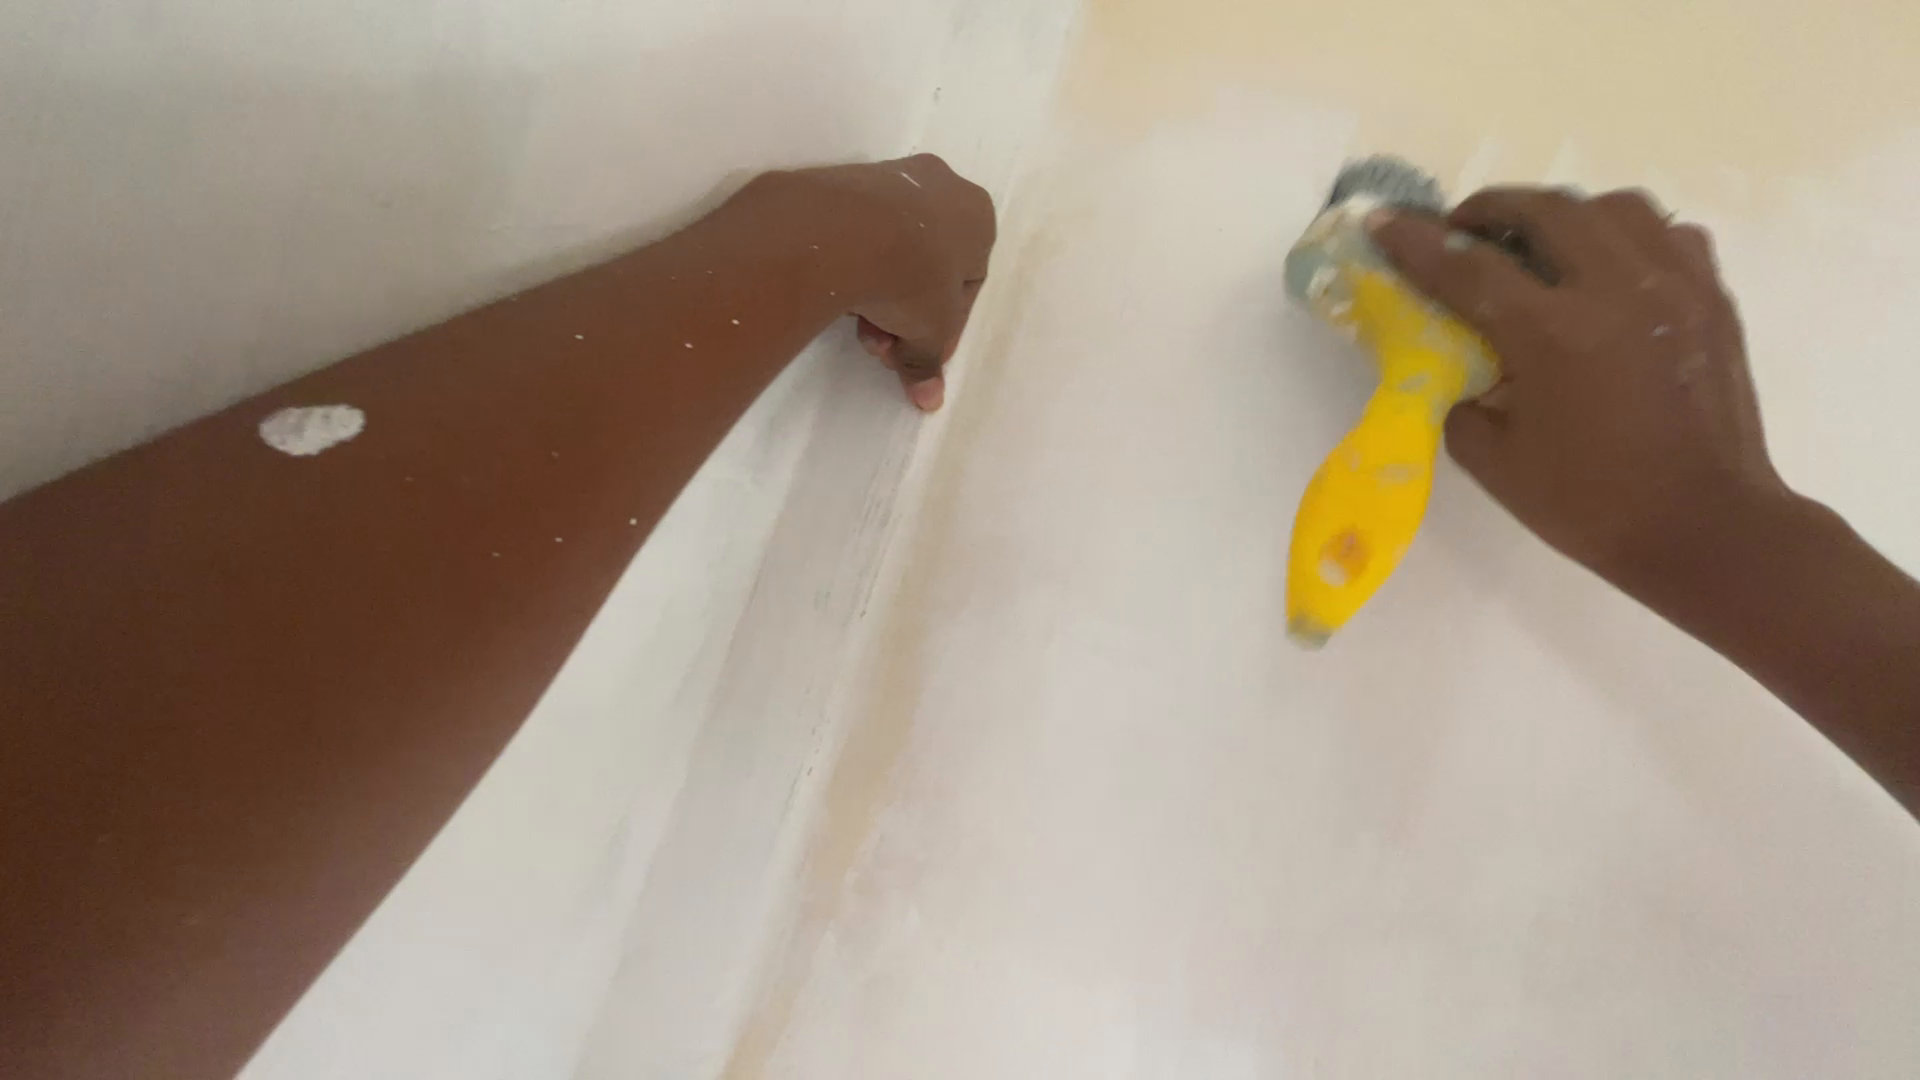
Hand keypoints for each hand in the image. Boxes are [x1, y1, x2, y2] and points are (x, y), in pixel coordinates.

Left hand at [762, 154, 994, 410]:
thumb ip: (929, 363)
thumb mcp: (930, 333)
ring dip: (881, 300)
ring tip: (861, 329)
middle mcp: (942, 186)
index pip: (969, 285)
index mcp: (978, 216)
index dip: (946, 329)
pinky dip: (857, 270)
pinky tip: (840, 297)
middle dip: (908, 318)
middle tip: (886, 348)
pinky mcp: (847, 183)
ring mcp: (892, 178)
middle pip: (928, 270)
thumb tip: (929, 400)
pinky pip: (861, 238)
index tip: (921, 353)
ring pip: (893, 255)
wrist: (840, 232)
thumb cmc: (912, 278)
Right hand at [1368, 188, 1788, 593]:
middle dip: (1489, 208)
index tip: (1380, 221)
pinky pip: (1664, 233)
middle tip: (1455, 229)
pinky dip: (1618, 234)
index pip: (1468, 269)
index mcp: (1554, 335)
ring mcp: (1676, 288)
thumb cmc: (1581, 500)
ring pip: (1615, 207)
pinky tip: (1595, 267)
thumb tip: (1453, 359)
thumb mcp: (1488, 454)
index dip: (1415, 243)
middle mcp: (1619, 292)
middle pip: (1548, 211)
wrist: (1699, 525)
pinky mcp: (1711, 298)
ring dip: (1558, 213)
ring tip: (1527, 242)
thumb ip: (1459, 392)